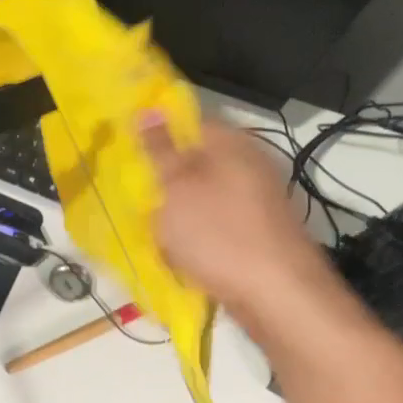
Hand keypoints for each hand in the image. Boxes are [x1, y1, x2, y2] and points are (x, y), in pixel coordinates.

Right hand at [141, 117, 343, 330]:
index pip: (188, 120)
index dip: (155, 132)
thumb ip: (160, 150)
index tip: (126, 152)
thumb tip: (148, 110)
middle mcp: (249, 164)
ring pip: (202, 194)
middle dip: (163, 176)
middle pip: (195, 160)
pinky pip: (214, 222)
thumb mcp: (177, 188)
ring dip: (176, 209)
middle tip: (132, 193)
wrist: (276, 293)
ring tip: (150, 227)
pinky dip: (194, 233)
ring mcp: (256, 199)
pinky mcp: (256, 231)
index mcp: (232, 143)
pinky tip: (178, 250)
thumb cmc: (218, 234)